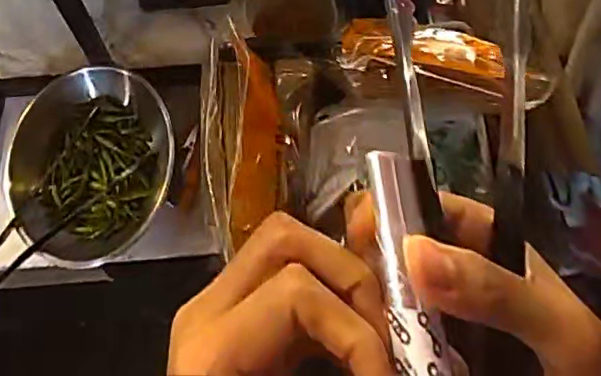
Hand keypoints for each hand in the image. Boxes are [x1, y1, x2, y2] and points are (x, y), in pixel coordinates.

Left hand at [169, 212, 392, 375]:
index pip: (297, 290)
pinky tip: (350, 345)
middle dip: (351, 279)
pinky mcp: (224, 324)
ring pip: (284, 249)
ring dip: (340, 283)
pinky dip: (323, 303)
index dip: (358, 334)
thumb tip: (396, 363)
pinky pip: (279, 284)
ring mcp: (211, 308)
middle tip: (392, 341)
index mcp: (212, 344)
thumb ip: (339, 367)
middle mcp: (205, 308)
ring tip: (379, 338)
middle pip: (285, 238)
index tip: (391, 375)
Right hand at [346, 192, 600, 375]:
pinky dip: (384, 340)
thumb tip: (411, 251)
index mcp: (475, 232)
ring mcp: (442, 308)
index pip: (412, 199)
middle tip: (368, 300)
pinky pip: (397, 333)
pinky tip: (381, 353)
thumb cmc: (598, 370)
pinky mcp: (436, 349)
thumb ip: (493, 288)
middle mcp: (451, 261)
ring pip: (386, 288)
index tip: (359, 243)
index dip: (380, 212)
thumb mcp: (557, 328)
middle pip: (388, 242)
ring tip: (372, 333)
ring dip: (374, 306)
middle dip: (369, 263)